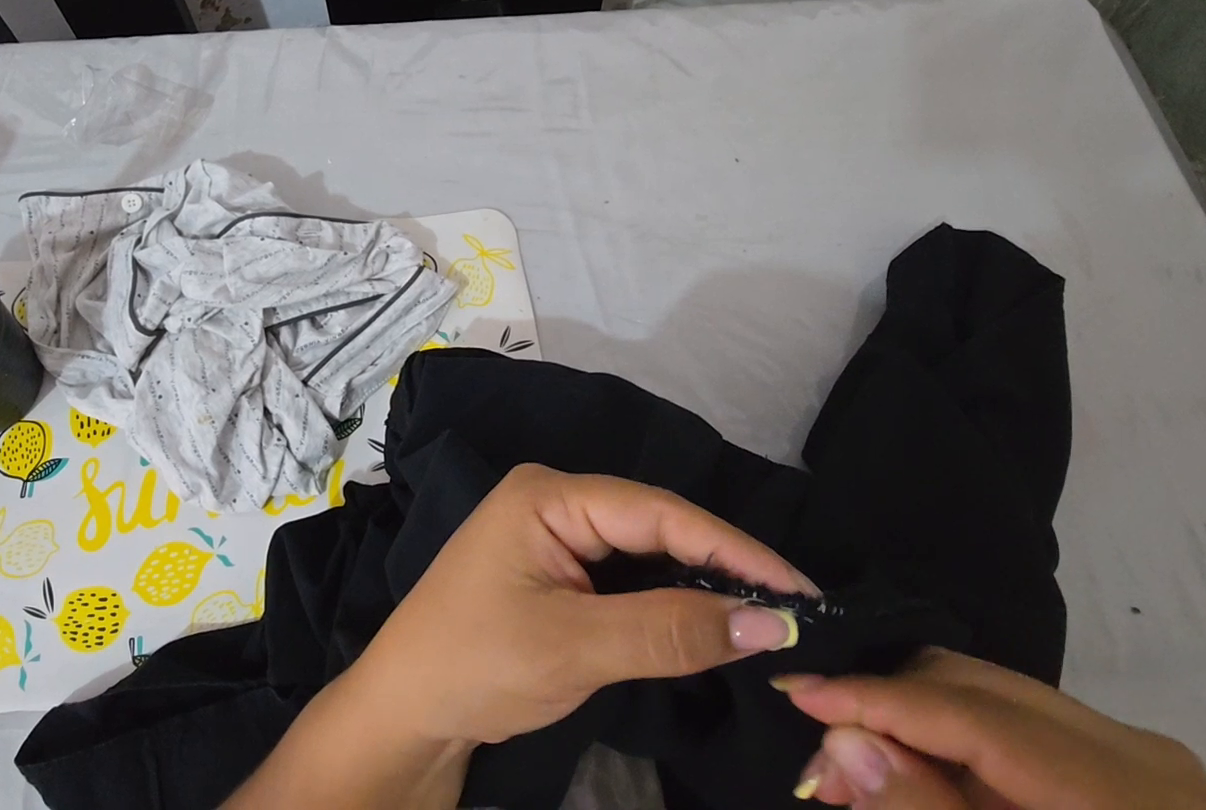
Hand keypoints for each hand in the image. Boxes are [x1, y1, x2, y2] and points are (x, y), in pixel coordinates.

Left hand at [361, 462, 817, 744]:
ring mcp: (552, 534)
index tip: (799, 586)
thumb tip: (770, 622)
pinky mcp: (554, 570)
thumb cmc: (477, 664)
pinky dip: (664, 599)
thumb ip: (670, 630)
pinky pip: (623, 575)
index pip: (658, 512)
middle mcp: (553, 501)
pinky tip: (704, 619)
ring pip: (643, 552)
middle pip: (654, 526)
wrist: (406, 709)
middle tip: (792, 606)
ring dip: (696, 584)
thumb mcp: (575, 647)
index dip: (732, 547)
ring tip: (765, 614)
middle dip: (720, 565)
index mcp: (548, 496)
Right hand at [776, 647, 1205, 809]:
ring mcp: (1122, 746)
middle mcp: (1130, 747)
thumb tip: (842, 740)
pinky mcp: (1106, 757)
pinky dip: (937, 740)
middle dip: (881, 709)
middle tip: (820, 755)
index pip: (974, 713)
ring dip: (901, 722)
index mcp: (1124, 788)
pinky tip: (901, 770)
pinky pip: (995, 718)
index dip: (878, 699)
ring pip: (973, 691)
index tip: (795, 690)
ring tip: (849, 771)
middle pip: (966, 684)